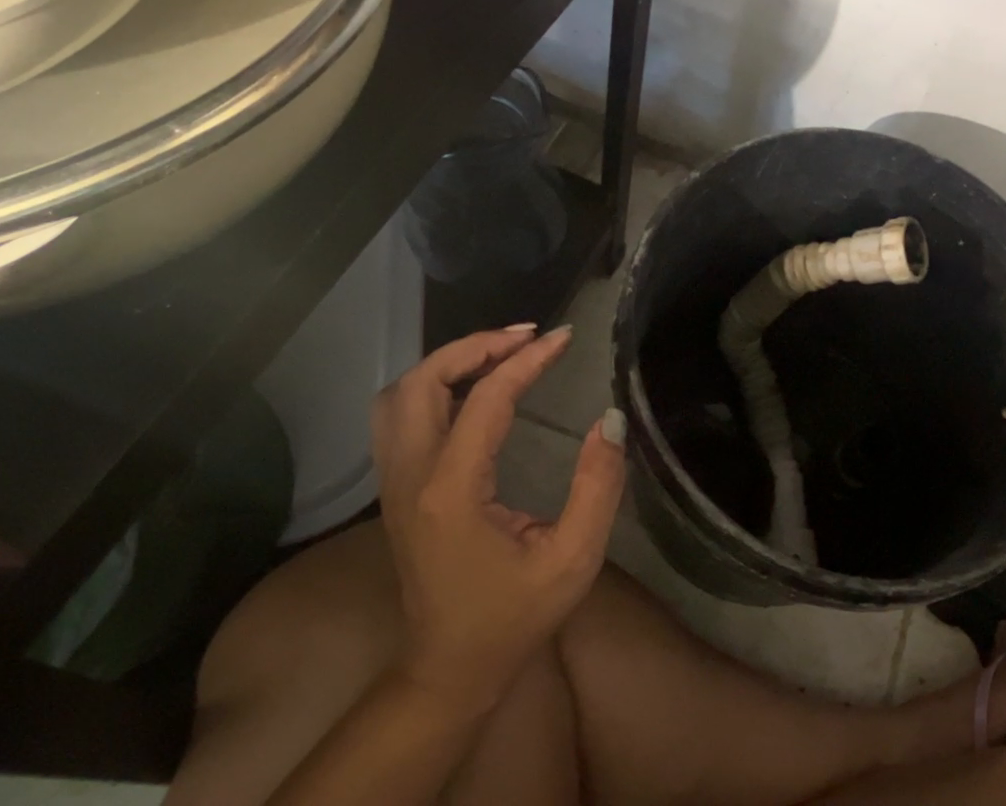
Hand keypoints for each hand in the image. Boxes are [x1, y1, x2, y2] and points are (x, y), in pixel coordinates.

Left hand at [371, 325, 625, 705]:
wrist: (450, 668)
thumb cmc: (515, 617)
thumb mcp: (573, 558)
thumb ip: (597, 486)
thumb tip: (610, 421)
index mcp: (451, 491)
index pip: (484, 400)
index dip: (526, 361)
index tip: (564, 338)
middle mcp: (410, 478)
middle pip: (421, 382)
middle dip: (474, 347)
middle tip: (527, 338)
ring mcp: (394, 484)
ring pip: (401, 395)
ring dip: (448, 362)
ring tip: (503, 353)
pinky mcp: (396, 491)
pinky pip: (401, 416)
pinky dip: (435, 385)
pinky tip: (475, 389)